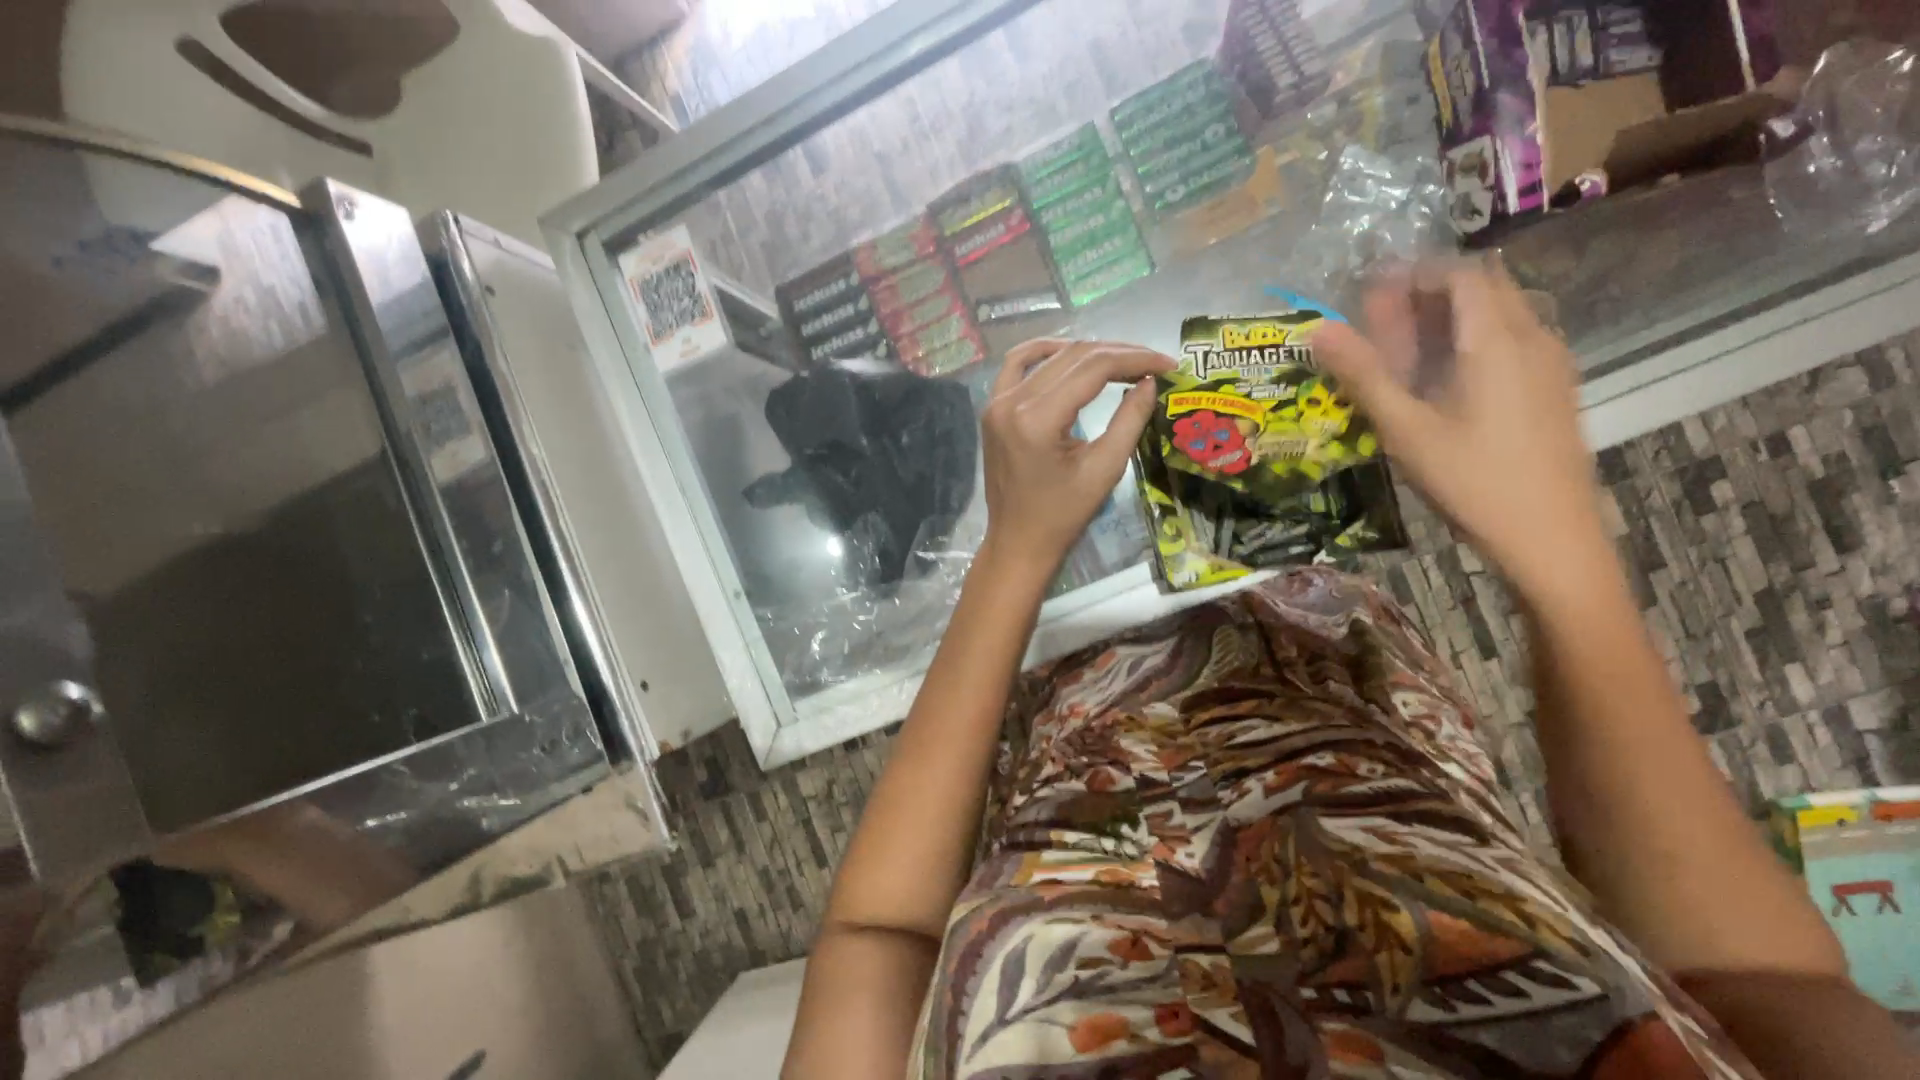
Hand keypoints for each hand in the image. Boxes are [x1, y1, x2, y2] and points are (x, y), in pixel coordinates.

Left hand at [978, 339, 1174, 577]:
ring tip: (1124, 360)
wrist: (1018, 541)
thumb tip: (1150, 380)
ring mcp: (996, 402)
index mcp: (1036, 419)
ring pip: (1048, 356)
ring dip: (1088, 352)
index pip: (1093, 367)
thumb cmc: (1063, 515)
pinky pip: (1017, 365)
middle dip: (1118, 354)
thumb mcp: (1104, 470)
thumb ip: (1129, 420)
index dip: (1135, 360)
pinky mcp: (993, 408)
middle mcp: (1011, 401)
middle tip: (1154, 363)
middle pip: (1072, 356)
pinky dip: (1046, 353)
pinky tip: (1073, 353)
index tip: (1168, 364)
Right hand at [1313, 262, 1610, 598]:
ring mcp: (1551, 363)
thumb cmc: (1473, 481)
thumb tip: (1318, 329)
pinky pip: (1515, 340)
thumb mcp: (1406, 430)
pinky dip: (1475, 341)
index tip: (1372, 290)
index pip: (1461, 273)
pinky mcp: (1555, 389)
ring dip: (1453, 317)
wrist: (1551, 538)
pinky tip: (1445, 382)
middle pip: (1484, 286)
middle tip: (1382, 322)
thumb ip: (1363, 374)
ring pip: (1501, 313)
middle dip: (1430, 293)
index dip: (1415, 272)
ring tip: (1406, 352)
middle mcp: (1533, 337)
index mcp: (1497, 339)